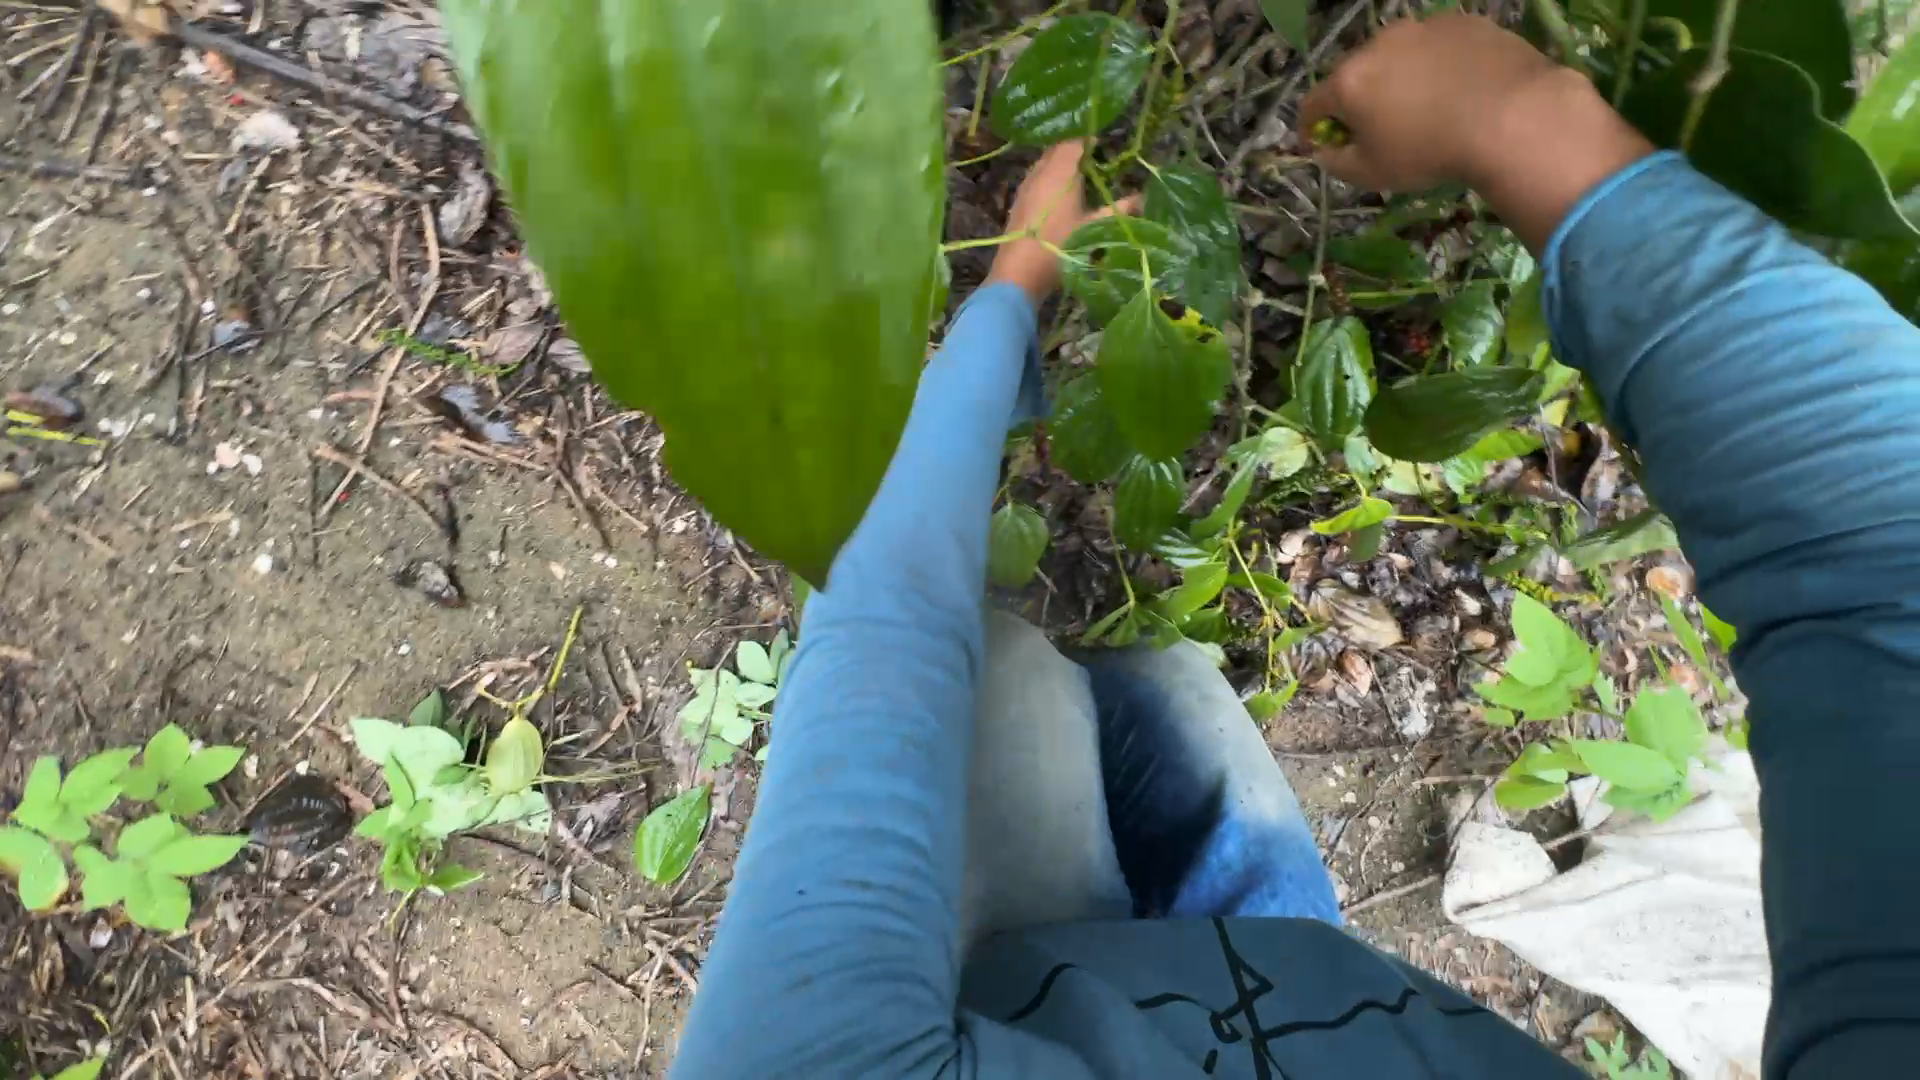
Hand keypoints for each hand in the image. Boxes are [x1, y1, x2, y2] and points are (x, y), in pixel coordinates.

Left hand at [985, 140, 1141, 307]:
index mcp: (1063, 169)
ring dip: (1058, 163)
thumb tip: (1141, 199)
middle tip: (1090, 158)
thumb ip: (1118, 210)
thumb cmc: (1061, 245)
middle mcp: (1042, 170)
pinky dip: (1046, 178)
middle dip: (1073, 148)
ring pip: (1044, 162)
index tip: (1101, 143)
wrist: (1020, 272)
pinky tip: (1055, 194)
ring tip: (1074, 175)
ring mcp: (1027, 184)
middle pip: (1058, 147)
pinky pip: (1034, 178)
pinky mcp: (1018, 200)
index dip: (1089, 137)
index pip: (1076, 139)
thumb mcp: (1094, 227)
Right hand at [1300, 14, 1653, 249]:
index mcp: (1348, 81)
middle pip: (1352, 74)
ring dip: (1391, 81)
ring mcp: (1424, 27)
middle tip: (1368, 130)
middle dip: (1352, 102)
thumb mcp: (1367, 173)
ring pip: (1393, 57)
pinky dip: (1429, 69)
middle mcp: (1380, 44)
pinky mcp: (1463, 22)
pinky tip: (1448, 93)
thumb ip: (1335, 161)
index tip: (1317, 146)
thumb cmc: (1426, 152)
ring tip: (1413, 110)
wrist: (1511, 117)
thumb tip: (1327, 149)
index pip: (1311, 104)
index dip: (1308, 129)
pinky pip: (1432, 48)